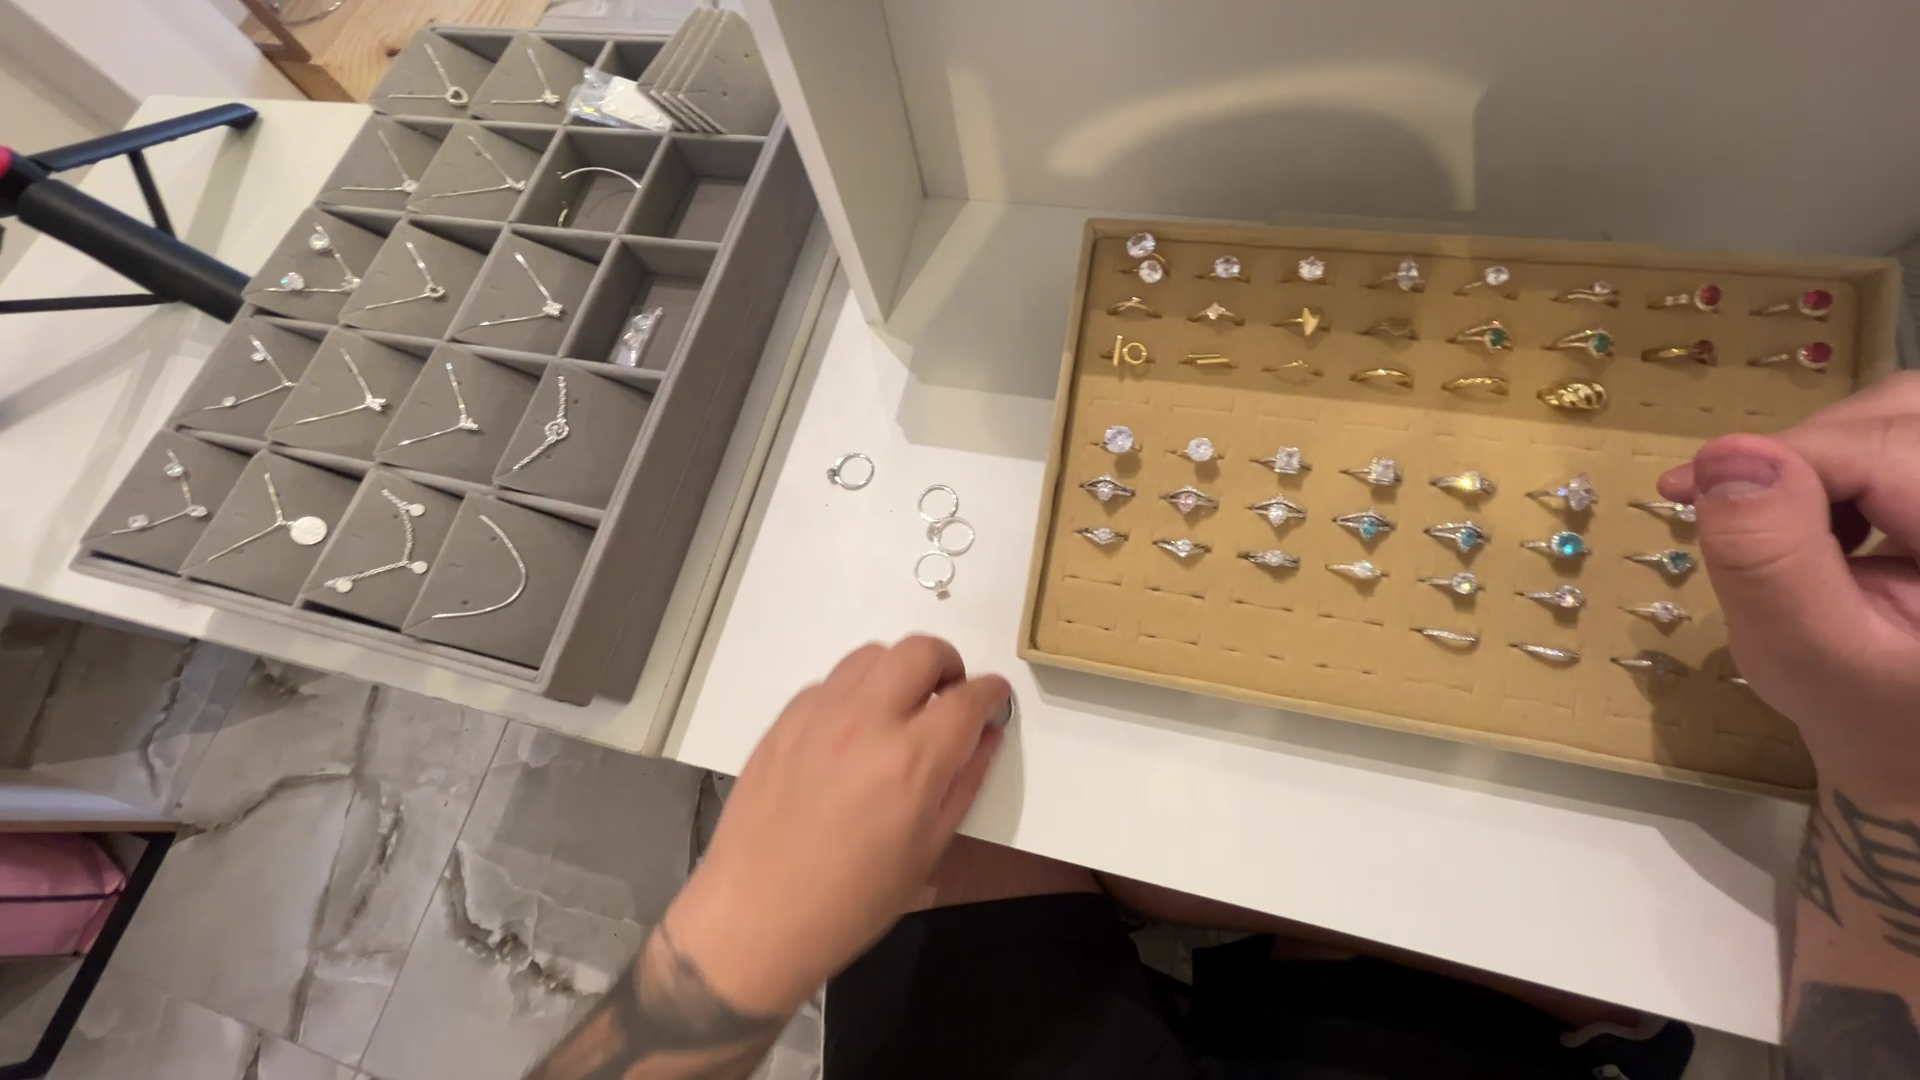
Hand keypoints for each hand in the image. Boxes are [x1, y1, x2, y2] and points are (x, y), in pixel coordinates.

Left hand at [662, 635, 1010, 1013]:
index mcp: (911, 761)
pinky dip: (857, 691)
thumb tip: (987, 736)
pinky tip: (853, 730)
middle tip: (948, 697)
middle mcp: (867, 722)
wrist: (755, 915)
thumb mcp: (928, 849)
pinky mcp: (785, 718)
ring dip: (900, 670)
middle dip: (948, 664)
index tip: (995, 699)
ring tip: (900, 708)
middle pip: (921, 651)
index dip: (993, 693)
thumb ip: (964, 781)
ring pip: (873, 654)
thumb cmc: (853, 899)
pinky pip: (832, 680)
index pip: (969, 698)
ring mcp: (820, 714)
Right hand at [1658, 371, 1919, 793]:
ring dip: (1829, 452)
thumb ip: (1766, 554)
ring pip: (1909, 416)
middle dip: (1813, 444)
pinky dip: (1851, 463)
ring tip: (1788, 518)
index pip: (1893, 451)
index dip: (1782, 458)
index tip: (1681, 491)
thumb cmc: (1863, 707)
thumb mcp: (1799, 647)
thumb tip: (1725, 456)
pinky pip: (1909, 442)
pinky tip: (1827, 518)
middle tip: (1736, 503)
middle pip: (1913, 411)